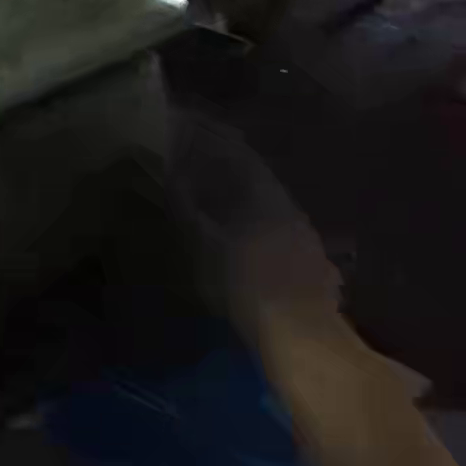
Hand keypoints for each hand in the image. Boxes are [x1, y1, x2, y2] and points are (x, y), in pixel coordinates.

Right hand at [167, 114, 342, 336]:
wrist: (301, 343)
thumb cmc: (245, 283)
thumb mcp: (201, 237)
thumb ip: (183, 200)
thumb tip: (162, 169)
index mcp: (269, 200)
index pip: (238, 153)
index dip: (206, 134)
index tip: (176, 122)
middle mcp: (291, 214)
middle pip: (250, 177)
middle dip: (214, 162)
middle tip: (176, 154)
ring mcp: (302, 243)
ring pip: (258, 203)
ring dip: (226, 191)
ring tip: (193, 188)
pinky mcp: (303, 267)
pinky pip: (263, 226)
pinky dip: (237, 216)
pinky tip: (219, 226)